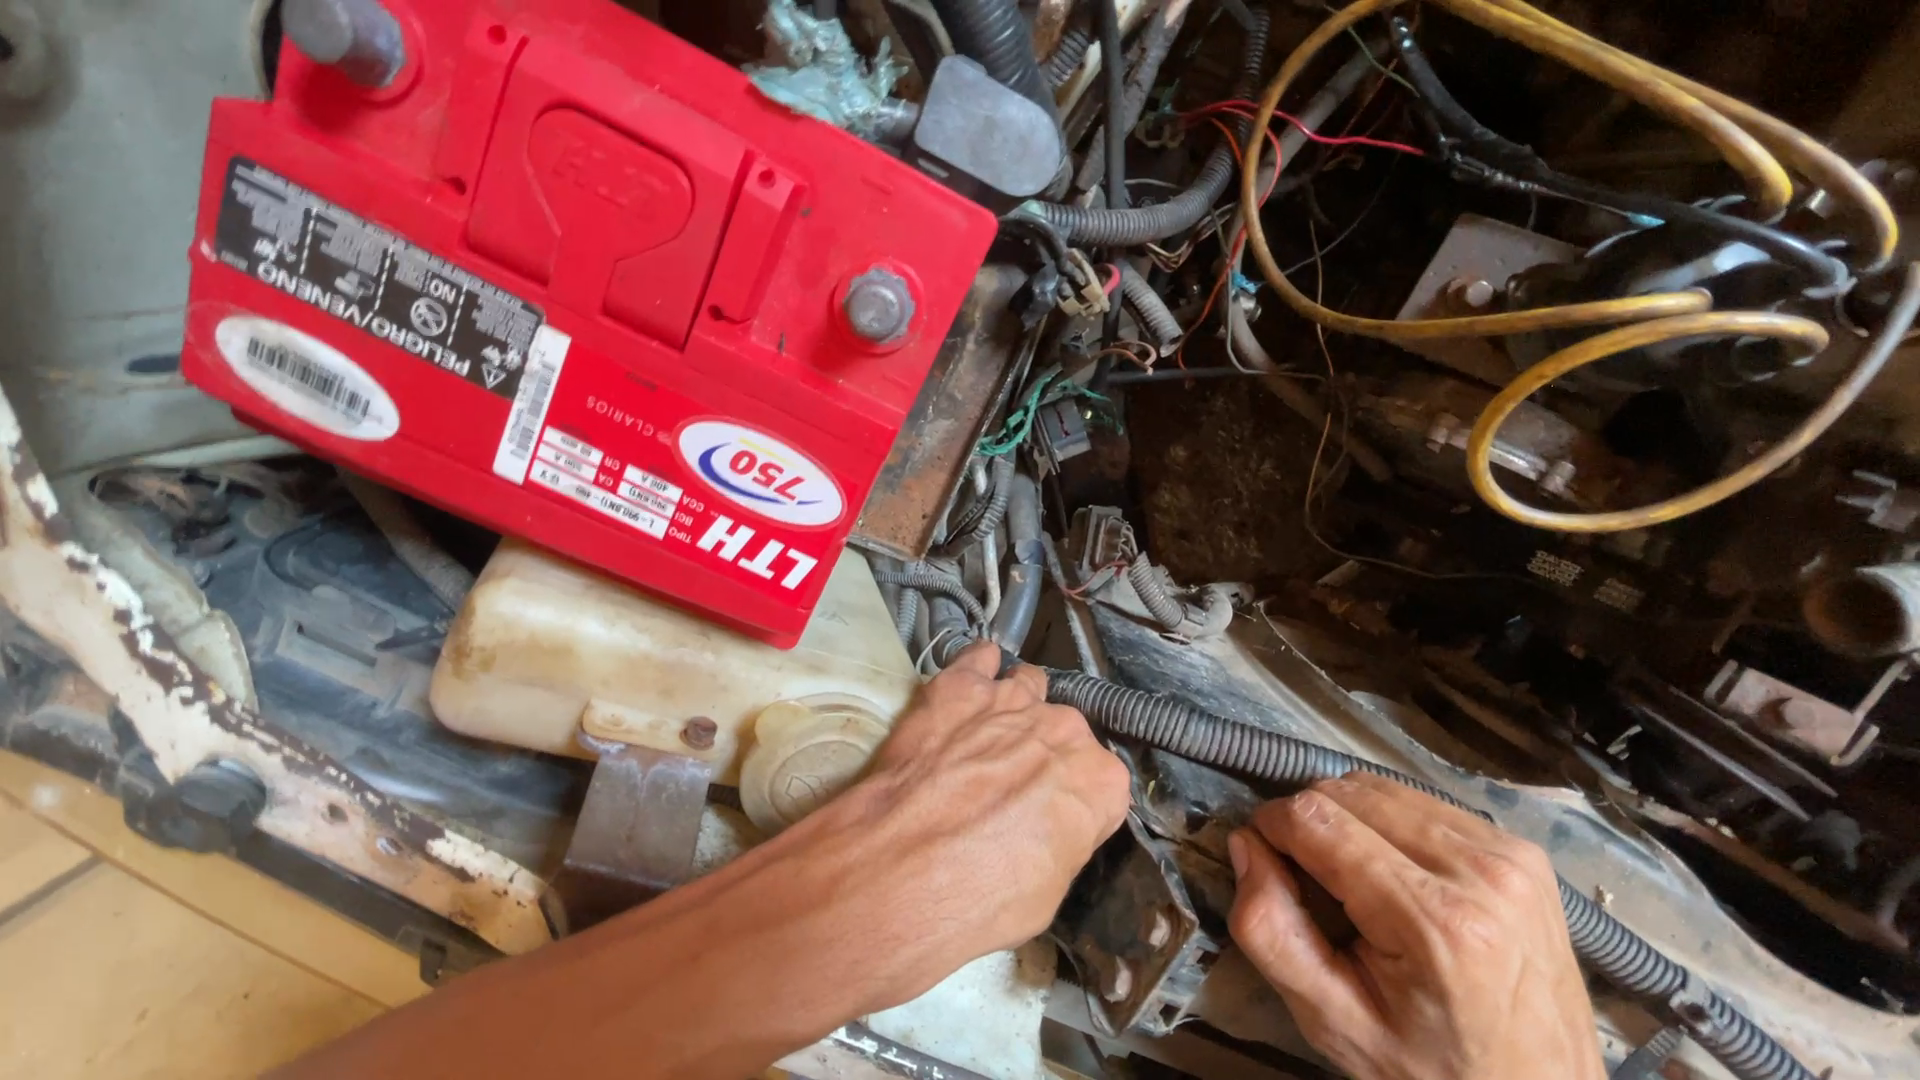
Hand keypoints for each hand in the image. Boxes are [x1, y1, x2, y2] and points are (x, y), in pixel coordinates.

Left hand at [807, 643, 1132, 1006]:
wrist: (903, 866)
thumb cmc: (982, 898)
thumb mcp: (1047, 893)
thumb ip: (1062, 840)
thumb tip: (1047, 827)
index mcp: (1100, 781)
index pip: (1099, 785)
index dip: (1073, 803)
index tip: (1048, 819)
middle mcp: (1064, 729)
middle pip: (1062, 733)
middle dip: (1042, 753)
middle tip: (1008, 785)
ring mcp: (1010, 700)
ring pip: (1026, 686)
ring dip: (1013, 706)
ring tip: (988, 731)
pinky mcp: (959, 685)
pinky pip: (979, 658)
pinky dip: (977, 667)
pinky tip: (968, 681)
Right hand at [1226, 773, 1603, 1079]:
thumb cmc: (1428, 1069)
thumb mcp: (1329, 1020)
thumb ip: (1269, 930)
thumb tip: (1245, 843)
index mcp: (1432, 920)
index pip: (1315, 819)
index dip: (1272, 828)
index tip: (1265, 862)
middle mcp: (1479, 870)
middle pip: (1345, 792)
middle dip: (1306, 822)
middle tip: (1306, 879)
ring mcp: (1508, 854)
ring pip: (1380, 787)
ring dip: (1345, 817)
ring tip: (1350, 876)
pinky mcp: (1522, 849)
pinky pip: (1420, 801)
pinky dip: (1386, 822)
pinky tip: (1393, 871)